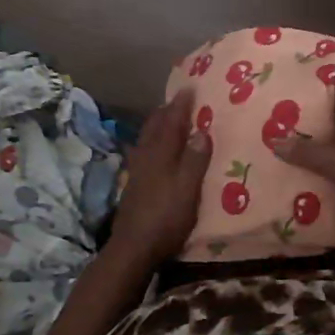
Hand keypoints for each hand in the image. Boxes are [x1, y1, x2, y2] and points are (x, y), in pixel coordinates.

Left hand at [107, 89, 211, 266]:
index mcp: (160, 153)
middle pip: (154, 126)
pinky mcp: (133, 184)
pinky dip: (152, 142)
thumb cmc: (166, 217)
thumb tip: (201, 130)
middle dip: (166, 111)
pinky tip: (154, 150)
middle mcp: (145, 156)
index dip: (180, 105)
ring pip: (146, 138)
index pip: (171, 121)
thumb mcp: (188, 188)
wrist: (133, 247)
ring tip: (168, 119)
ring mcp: (136, 170)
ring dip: (158, 125)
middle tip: (179, 100)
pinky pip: (144, 151)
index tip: (189, 87)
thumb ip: (194, 159)